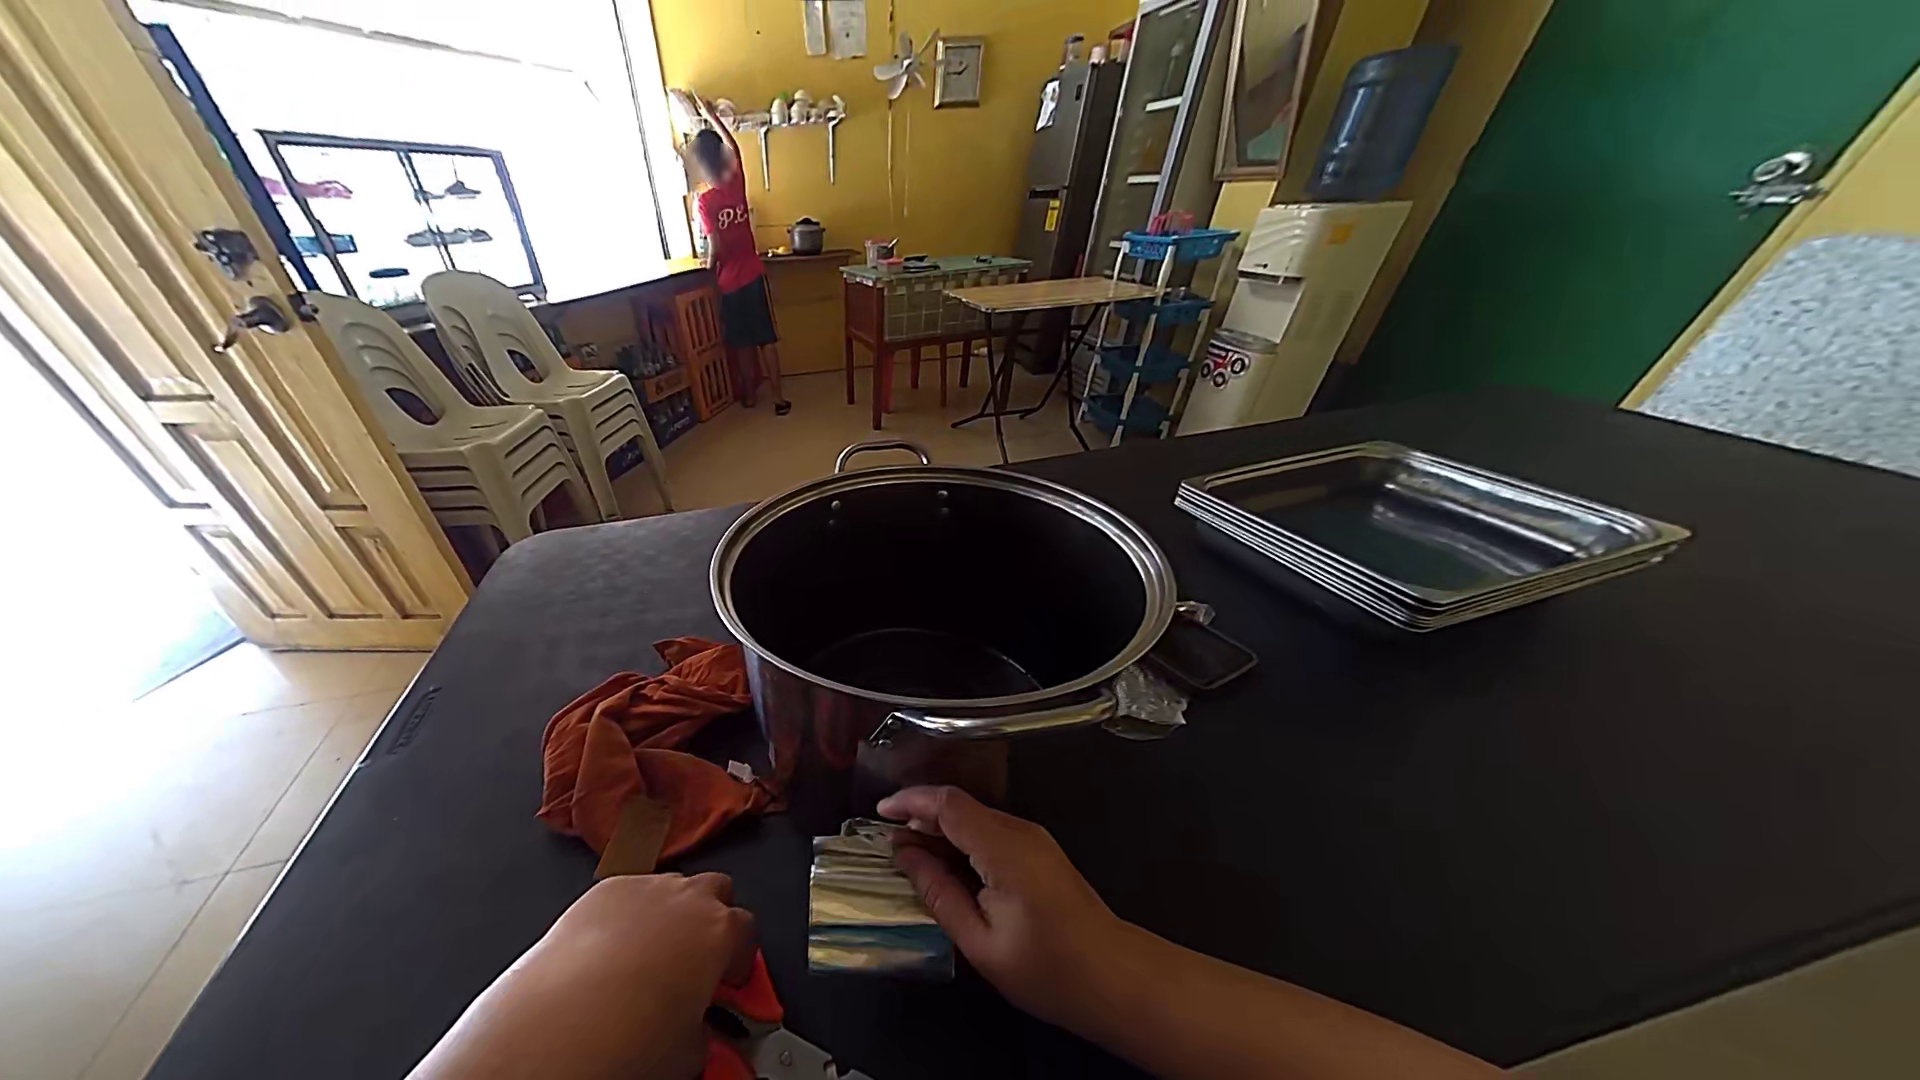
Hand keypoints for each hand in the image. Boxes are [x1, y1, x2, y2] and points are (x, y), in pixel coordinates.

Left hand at [409, 873, 754, 1079]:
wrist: (549, 1035)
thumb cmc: (619, 1041)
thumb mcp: (686, 1054)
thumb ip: (708, 1034)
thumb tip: (702, 1038)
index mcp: (721, 932)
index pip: (748, 931)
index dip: (741, 959)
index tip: (730, 980)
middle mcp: (689, 899)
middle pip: (718, 890)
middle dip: (713, 918)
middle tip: (698, 957)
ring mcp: (646, 889)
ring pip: (674, 886)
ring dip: (673, 912)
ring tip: (652, 956)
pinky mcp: (604, 891)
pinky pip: (630, 892)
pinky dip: (629, 914)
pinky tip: (611, 951)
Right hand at [877, 786, 1136, 1031]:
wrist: (1113, 973)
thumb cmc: (1049, 968)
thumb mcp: (981, 941)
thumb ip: (940, 893)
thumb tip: (907, 857)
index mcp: (1004, 847)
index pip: (948, 803)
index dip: (911, 801)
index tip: (881, 811)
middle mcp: (1019, 830)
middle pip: (961, 805)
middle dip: (920, 815)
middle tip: (889, 840)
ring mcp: (1032, 836)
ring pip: (975, 816)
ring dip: (940, 827)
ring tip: (910, 853)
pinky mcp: (1037, 847)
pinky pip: (990, 830)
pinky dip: (961, 838)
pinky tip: (946, 861)